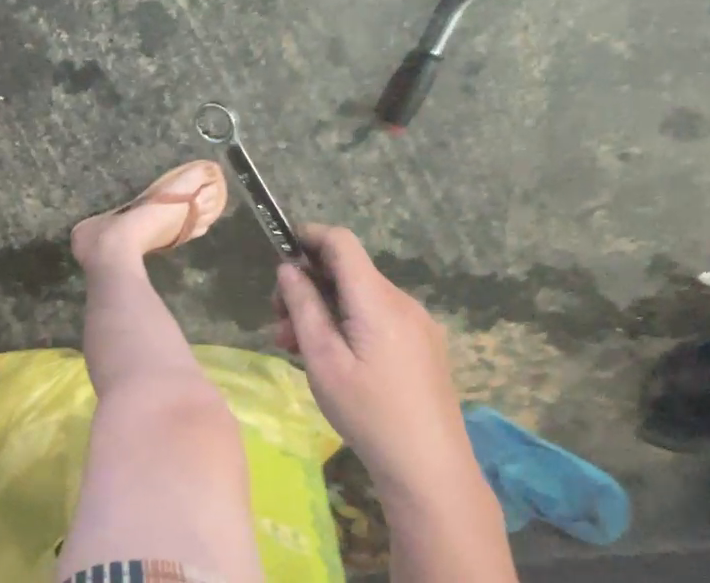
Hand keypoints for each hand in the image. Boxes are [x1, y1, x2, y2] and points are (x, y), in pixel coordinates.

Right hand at [274, 224, 472, 498]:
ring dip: (323, 309)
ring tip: (296, 348)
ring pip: (358, 296)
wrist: (432, 472)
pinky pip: (376, 316)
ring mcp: (418, 325)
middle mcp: (403, 303)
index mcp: (378, 301)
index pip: (341, 241)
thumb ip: (303, 307)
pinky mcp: (423, 346)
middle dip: (307, 286)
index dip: (307, 237)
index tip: (277, 255)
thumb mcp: (323, 360)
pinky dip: (346, 323)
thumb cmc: (370, 413)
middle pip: (347, 271)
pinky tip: (332, 358)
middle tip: (278, 324)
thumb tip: (289, 269)